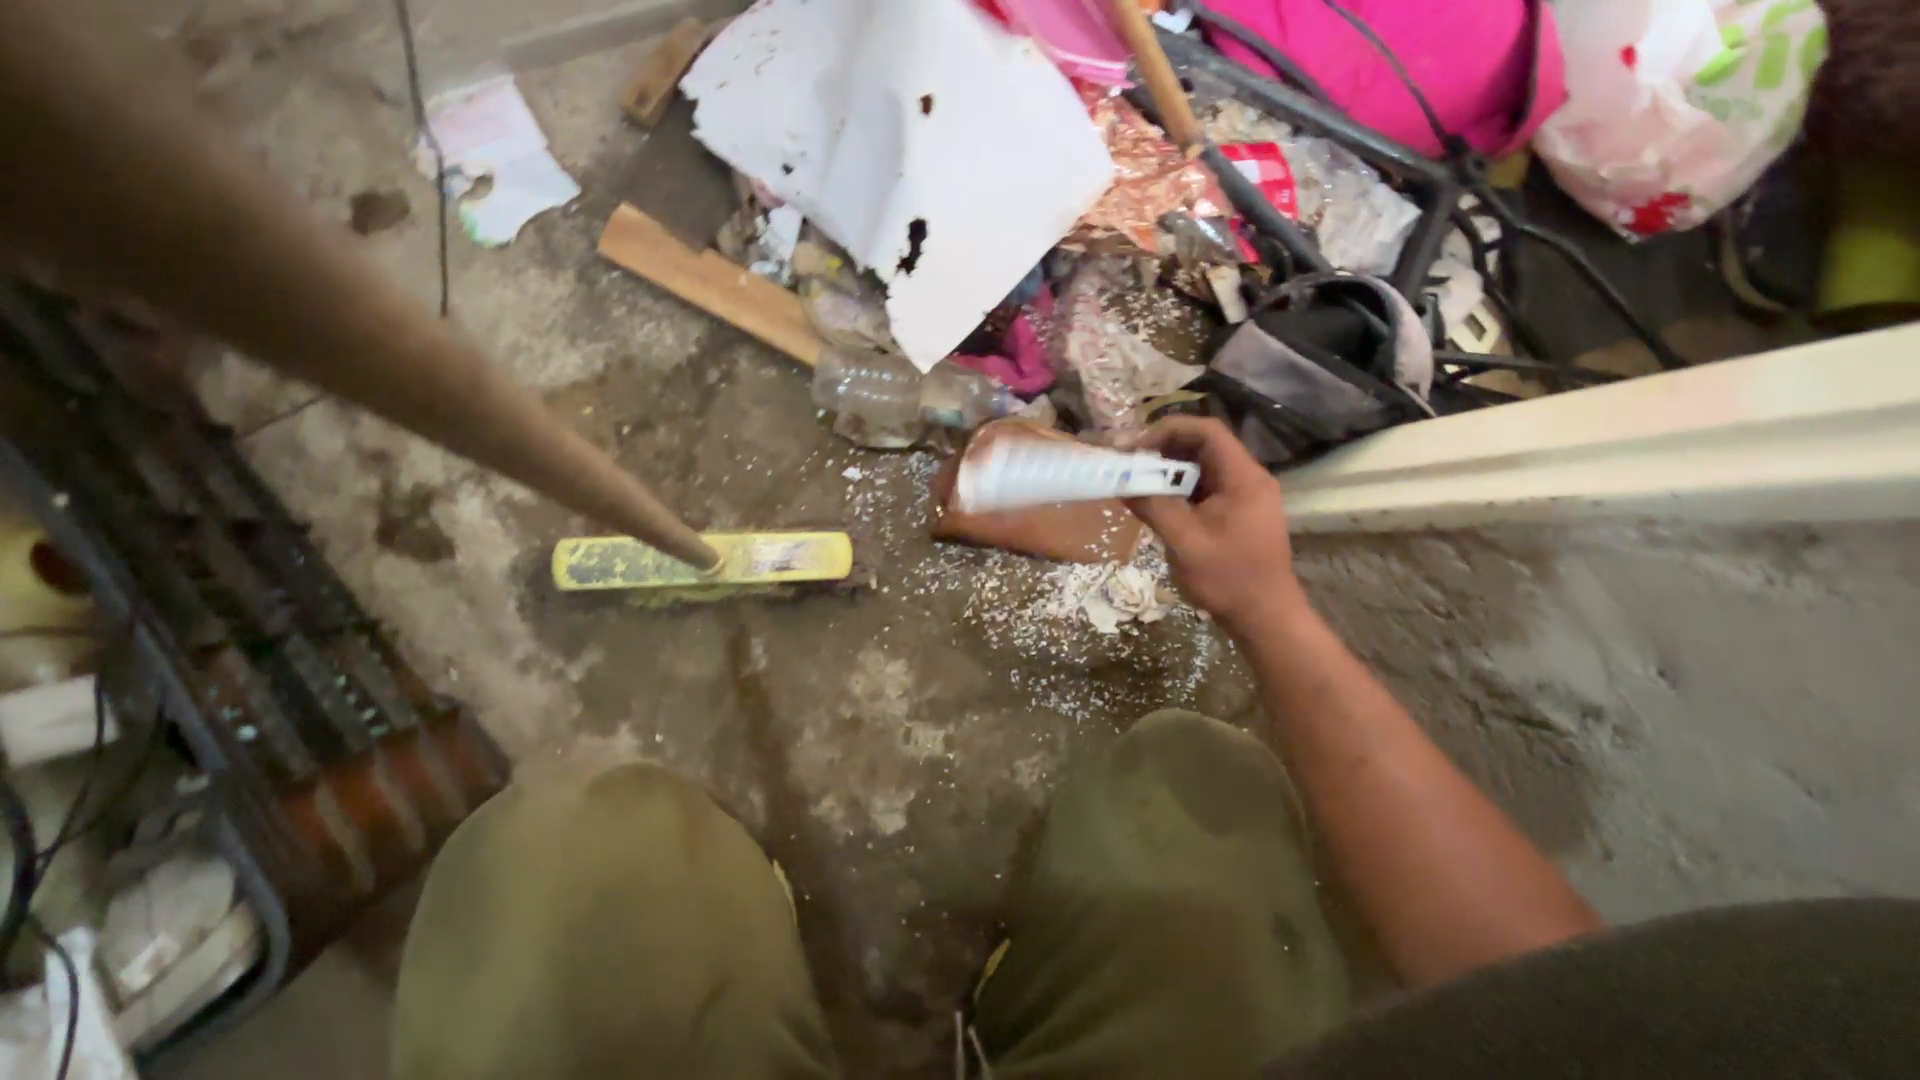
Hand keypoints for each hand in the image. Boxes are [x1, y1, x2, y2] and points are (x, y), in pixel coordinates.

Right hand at [1124, 417, 1308, 638]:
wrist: (1265, 617)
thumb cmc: (1227, 578)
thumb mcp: (1184, 542)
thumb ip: (1153, 506)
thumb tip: (1123, 482)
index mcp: (1243, 478)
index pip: (1207, 431)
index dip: (1168, 430)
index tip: (1135, 448)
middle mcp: (1249, 479)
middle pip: (1204, 446)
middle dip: (1164, 451)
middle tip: (1130, 465)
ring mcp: (1246, 497)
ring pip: (1204, 469)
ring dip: (1170, 473)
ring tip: (1139, 485)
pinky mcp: (1239, 515)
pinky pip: (1207, 490)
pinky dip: (1181, 492)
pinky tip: (1159, 506)